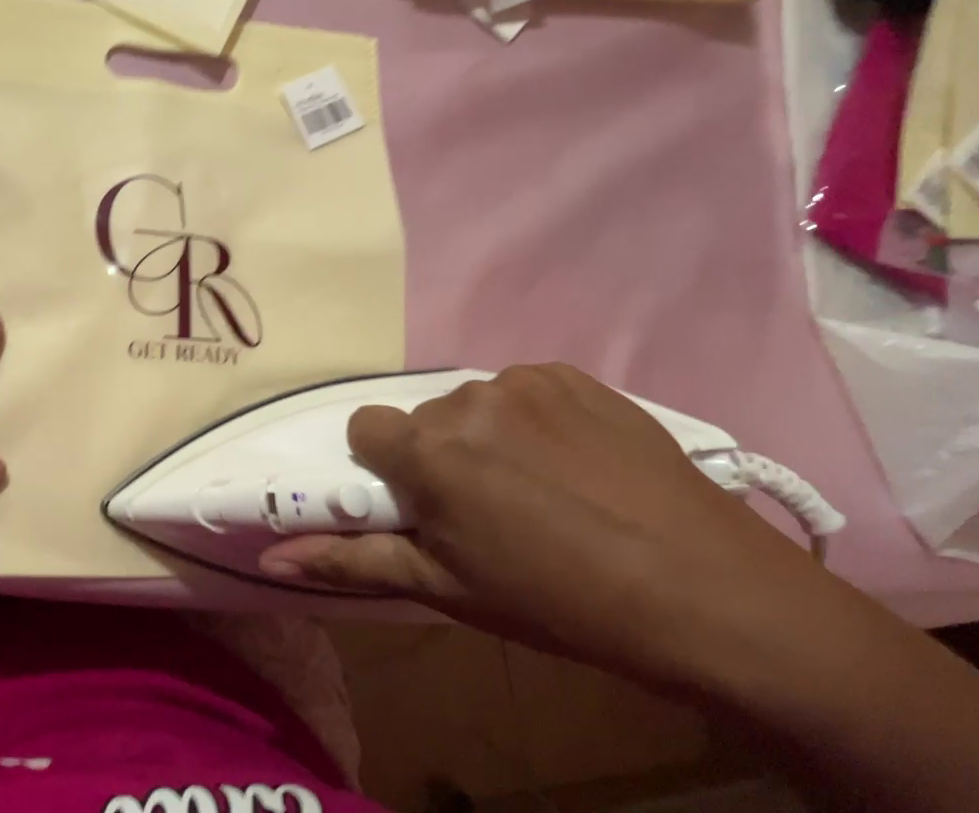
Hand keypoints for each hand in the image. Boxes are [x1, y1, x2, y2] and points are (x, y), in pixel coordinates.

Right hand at [258, 365, 847, 691]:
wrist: (708, 593)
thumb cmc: (559, 601)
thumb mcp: (447, 588)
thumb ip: (351, 560)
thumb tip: (271, 556)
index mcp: (429, 451)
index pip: (365, 430)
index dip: (387, 472)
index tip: (425, 507)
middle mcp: (468, 399)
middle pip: (423, 419)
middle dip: (439, 457)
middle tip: (490, 513)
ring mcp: (528, 382)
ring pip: (474, 404)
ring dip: (486, 438)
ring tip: (542, 491)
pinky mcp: (578, 376)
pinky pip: (525, 390)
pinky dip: (532, 420)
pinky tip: (576, 464)